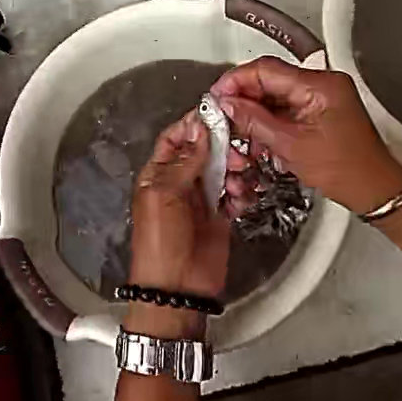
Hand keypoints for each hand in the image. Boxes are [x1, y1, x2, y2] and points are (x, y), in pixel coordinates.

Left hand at [129, 111, 230, 302]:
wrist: (177, 285)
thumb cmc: (161, 238)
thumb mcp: (165, 195)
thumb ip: (183, 162)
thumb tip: (198, 127)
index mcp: (158, 173)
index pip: (175, 139)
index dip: (194, 125)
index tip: (218, 115)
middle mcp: (179, 181)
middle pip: (204, 151)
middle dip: (223, 148)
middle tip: (238, 156)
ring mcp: (201, 198)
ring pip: (223, 170)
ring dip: (237, 170)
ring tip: (241, 181)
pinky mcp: (220, 215)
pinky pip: (235, 193)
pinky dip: (243, 192)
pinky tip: (243, 199)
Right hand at [210, 57, 401, 213]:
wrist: (374, 189)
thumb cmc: (346, 170)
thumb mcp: (289, 145)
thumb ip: (253, 120)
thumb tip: (227, 104)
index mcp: (319, 86)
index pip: (265, 69)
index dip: (235, 81)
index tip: (218, 96)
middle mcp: (322, 84)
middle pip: (267, 79)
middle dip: (242, 97)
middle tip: (223, 113)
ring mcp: (320, 95)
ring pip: (272, 92)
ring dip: (252, 109)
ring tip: (240, 128)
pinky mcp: (317, 107)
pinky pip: (282, 104)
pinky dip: (266, 117)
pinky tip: (257, 134)